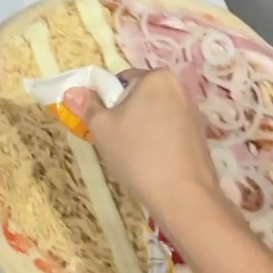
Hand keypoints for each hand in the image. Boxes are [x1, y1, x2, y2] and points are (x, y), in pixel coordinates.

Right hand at [65, 69, 219, 219]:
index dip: (108, 102)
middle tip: (117, 140)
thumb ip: (86, 105)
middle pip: (140, 95)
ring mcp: (194, 112)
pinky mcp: (200, 135)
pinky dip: (160, 140)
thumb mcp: (102, 128)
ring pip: (156, 113)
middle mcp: (179, 88)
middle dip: (127, 114)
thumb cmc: (137, 153)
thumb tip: (72, 91)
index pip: (122, 80)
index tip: (105, 125)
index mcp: (157, 77)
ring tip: (136, 155)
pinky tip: (154, 162)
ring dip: (143, 127)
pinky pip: (171, 130)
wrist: (182, 195)